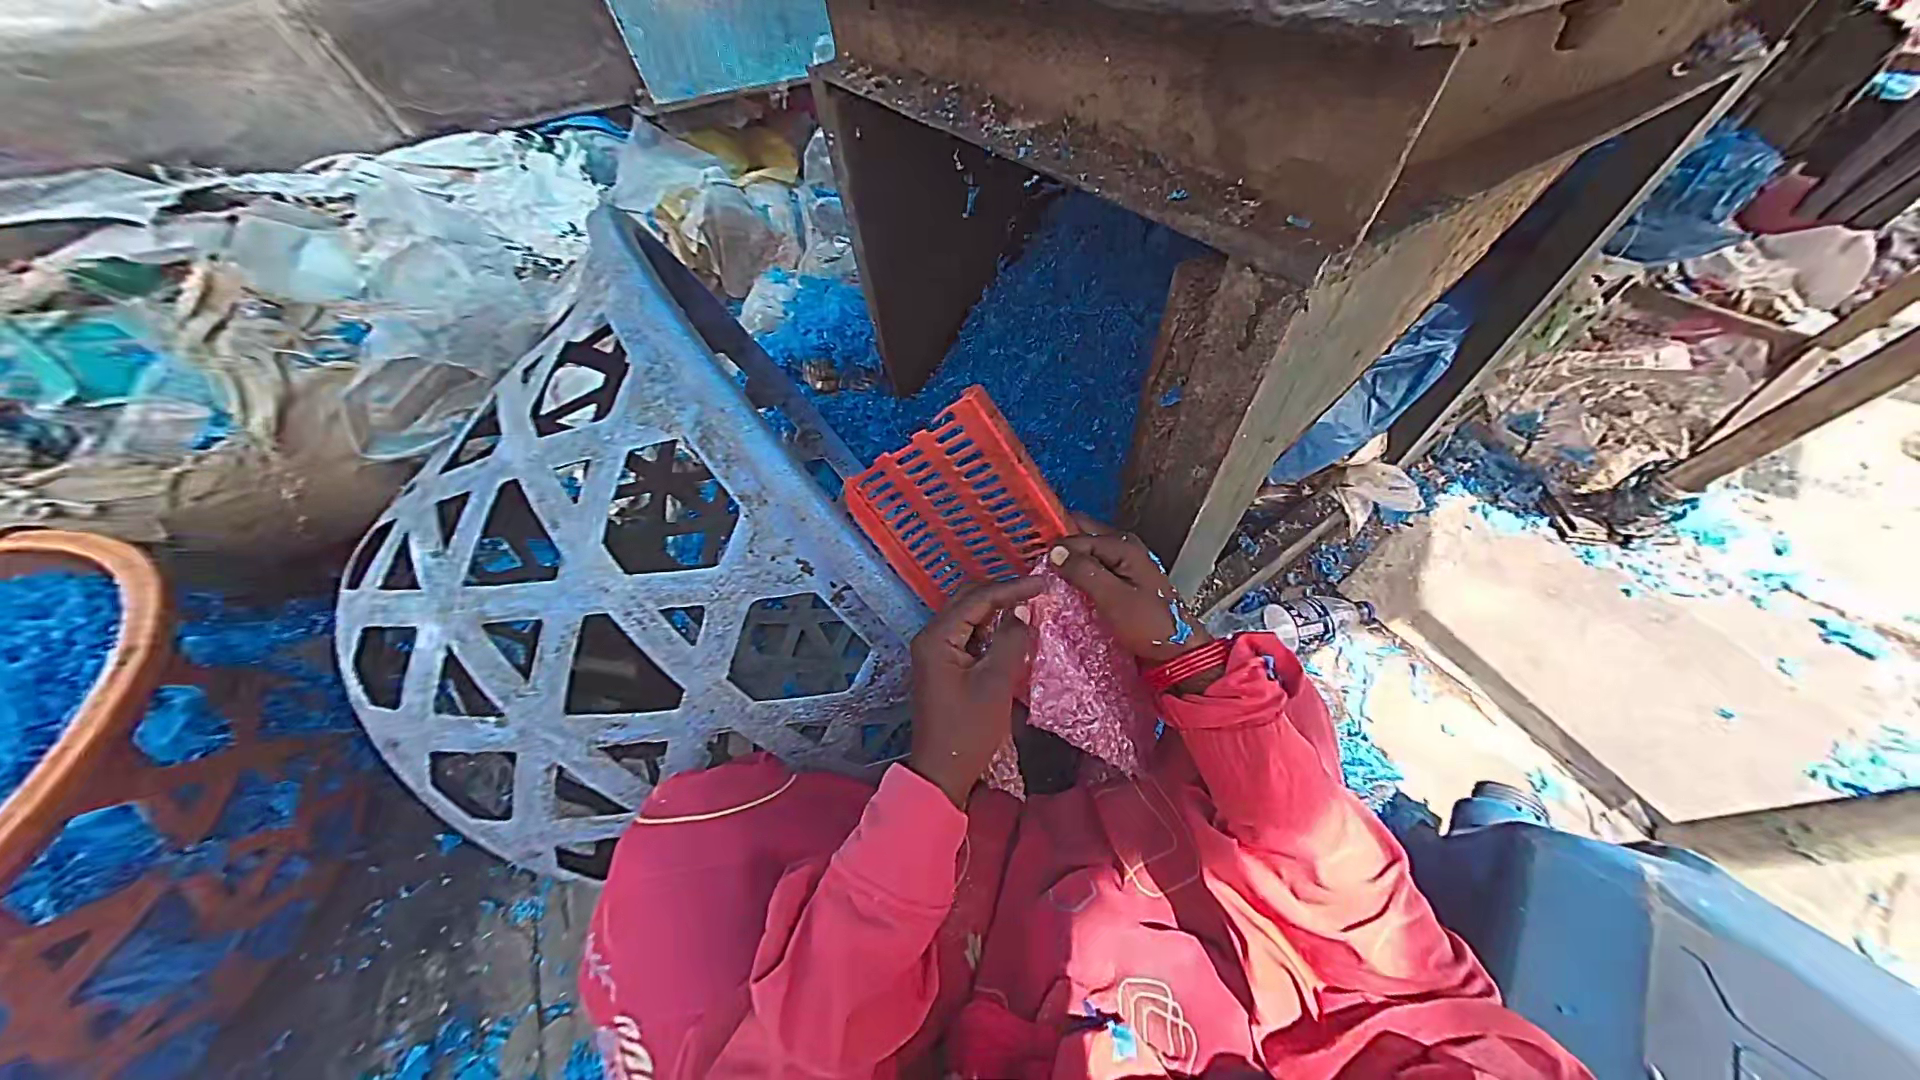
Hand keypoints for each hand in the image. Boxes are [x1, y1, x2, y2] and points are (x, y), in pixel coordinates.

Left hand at [908, 577, 1045, 805]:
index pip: (978, 599)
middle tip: (1037, 591)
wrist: (942, 772)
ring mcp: (935, 650)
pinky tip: (1012, 630)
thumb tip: (1024, 609)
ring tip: (1030, 606)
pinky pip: (968, 634)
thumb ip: (1011, 641)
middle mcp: (931, 637)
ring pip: (968, 616)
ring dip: (997, 609)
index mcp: (937, 637)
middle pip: (968, 600)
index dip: (1012, 588)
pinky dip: (990, 629)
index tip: (1043, 583)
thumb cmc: (967, 730)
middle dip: (1003, 593)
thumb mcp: (995, 683)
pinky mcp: (943, 664)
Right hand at [1047, 515, 1212, 664]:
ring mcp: (1123, 561)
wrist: (1177, 652)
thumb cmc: (1148, 626)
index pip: (1075, 536)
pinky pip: (1092, 565)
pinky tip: (1064, 587)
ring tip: (1044, 576)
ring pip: (1085, 550)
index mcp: (1123, 546)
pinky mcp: (1120, 578)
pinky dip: (1077, 571)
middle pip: (1081, 534)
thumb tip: (1054, 551)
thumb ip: (1084, 571)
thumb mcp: (1113, 598)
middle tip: (1034, 564)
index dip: (1053, 548)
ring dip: (1066, 560)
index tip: (1031, 564)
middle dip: (1058, 546)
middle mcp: (1123, 546)